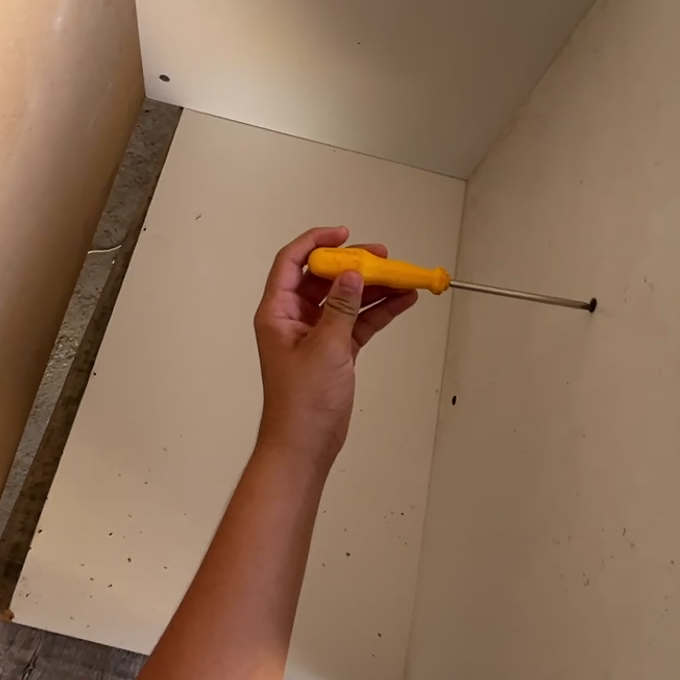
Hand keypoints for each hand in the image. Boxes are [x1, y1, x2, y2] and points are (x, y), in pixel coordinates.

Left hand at [253, 227, 418, 467]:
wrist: (304, 445)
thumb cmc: (301, 402)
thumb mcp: (325, 347)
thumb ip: (341, 307)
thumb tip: (352, 274)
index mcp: (277, 312)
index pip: (291, 262)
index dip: (315, 242)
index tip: (343, 234)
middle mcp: (294, 318)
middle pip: (323, 278)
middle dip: (353, 265)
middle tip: (381, 257)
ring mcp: (315, 333)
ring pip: (345, 299)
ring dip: (372, 287)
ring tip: (400, 276)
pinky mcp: (334, 350)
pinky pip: (357, 321)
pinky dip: (378, 311)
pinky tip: (402, 301)